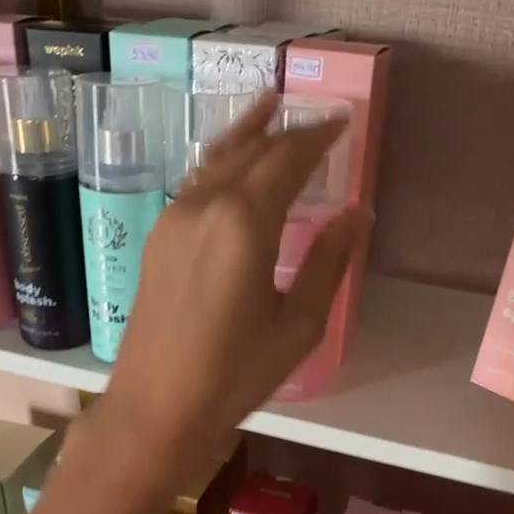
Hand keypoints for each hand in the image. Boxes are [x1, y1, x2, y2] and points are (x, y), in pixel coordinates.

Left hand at [94, 94, 367, 479]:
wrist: (156, 408)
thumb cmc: (234, 375)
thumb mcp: (298, 326)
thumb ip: (328, 262)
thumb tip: (357, 213)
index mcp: (242, 222)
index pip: (286, 159)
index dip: (317, 136)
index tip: (343, 120)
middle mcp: (203, 206)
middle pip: (250, 151)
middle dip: (287, 131)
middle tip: (318, 119)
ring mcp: (174, 219)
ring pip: (216, 160)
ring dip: (248, 134)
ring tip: (270, 106)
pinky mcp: (158, 239)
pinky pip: (197, 183)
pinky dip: (222, 162)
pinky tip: (232, 165)